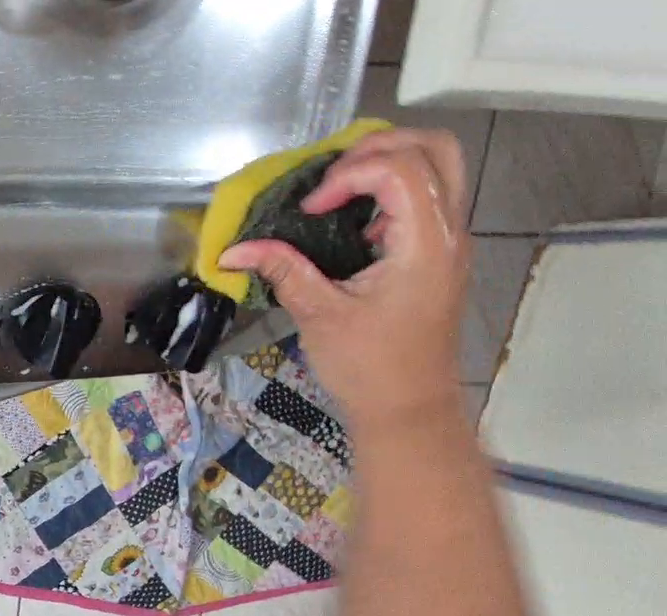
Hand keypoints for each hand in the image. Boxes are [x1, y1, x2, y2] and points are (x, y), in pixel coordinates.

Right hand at [219, 128, 472, 434]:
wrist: (405, 403)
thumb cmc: (366, 363)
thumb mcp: (318, 314)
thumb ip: (282, 271)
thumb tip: (233, 252)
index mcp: (425, 241)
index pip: (397, 170)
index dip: (346, 176)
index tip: (307, 210)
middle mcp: (447, 229)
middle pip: (432, 149)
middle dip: (376, 148)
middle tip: (327, 177)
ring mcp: (446, 239)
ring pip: (436, 167)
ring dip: (385, 165)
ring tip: (336, 190)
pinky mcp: (434, 253)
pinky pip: (423, 197)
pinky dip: (386, 192)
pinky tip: (348, 221)